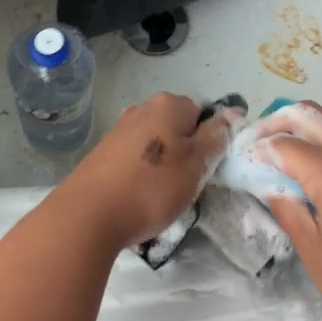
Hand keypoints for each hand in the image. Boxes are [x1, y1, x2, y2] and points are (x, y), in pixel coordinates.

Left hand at [56, 93, 233, 248]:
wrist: (88, 216)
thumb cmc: (152, 188)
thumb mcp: (197, 164)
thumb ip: (217, 135)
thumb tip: (233, 111)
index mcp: (169, 104)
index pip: (205, 111)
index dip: (212, 138)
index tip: (208, 166)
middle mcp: (142, 108)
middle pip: (178, 126)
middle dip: (187, 150)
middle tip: (189, 181)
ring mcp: (119, 129)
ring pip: (156, 142)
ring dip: (165, 163)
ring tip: (163, 192)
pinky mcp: (103, 152)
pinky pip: (135, 157)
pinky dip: (142, 172)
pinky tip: (139, 194)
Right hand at [256, 102, 321, 320]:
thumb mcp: (312, 250)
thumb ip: (287, 207)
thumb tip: (268, 183)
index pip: (284, 145)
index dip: (257, 149)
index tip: (241, 160)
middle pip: (312, 116)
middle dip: (279, 123)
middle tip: (257, 143)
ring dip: (307, 130)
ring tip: (284, 156)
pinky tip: (319, 172)